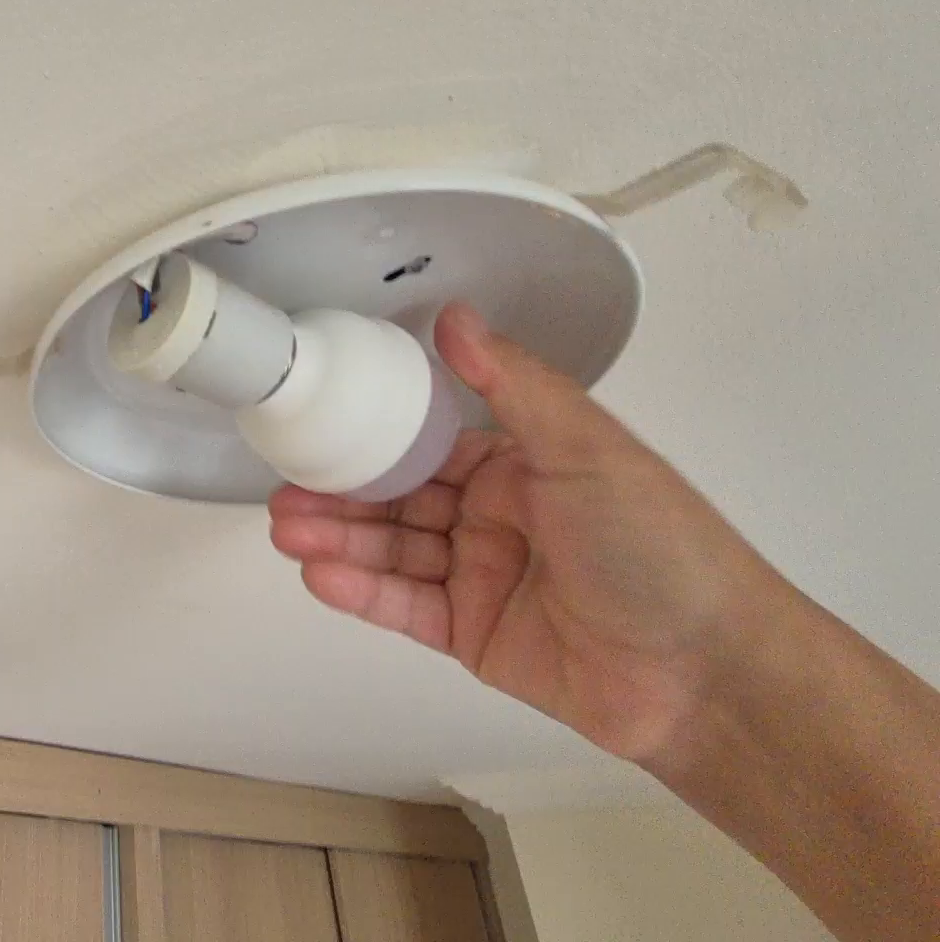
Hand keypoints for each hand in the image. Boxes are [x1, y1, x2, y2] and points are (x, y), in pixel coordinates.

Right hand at [268, 302, 789, 762]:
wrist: (710, 677)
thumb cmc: (663, 550)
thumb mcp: (587, 450)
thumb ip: (513, 385)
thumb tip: (454, 318)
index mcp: (514, 470)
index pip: (421, 449)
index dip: (368, 445)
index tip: (318, 439)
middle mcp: (488, 519)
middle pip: (392, 503)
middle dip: (336, 500)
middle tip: (285, 499)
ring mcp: (474, 577)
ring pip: (388, 553)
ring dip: (336, 542)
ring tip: (289, 535)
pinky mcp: (466, 631)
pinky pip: (401, 605)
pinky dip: (359, 591)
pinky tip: (322, 576)